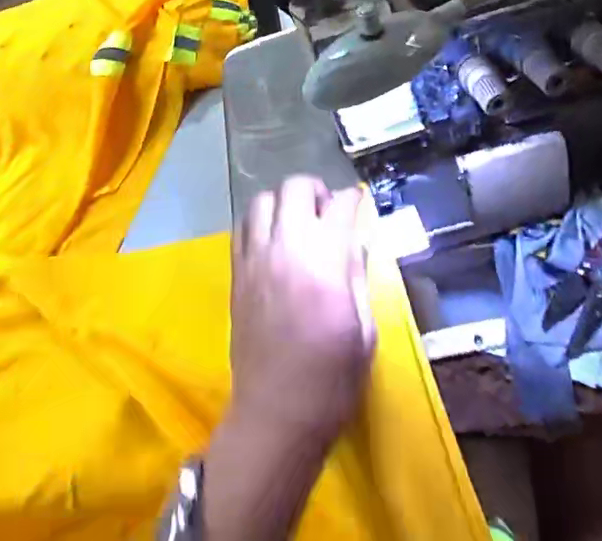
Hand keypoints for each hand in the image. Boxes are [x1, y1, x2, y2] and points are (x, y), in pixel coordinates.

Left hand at [230, 175, 375, 449]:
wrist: (277, 412)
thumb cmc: (332, 377)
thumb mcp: (364, 328)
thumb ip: (356, 274)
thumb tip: (354, 239)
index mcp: (324, 262)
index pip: (339, 207)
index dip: (352, 199)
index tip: (357, 203)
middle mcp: (286, 248)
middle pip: (295, 189)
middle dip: (316, 190)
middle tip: (328, 211)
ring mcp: (255, 258)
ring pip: (262, 200)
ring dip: (284, 201)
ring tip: (298, 220)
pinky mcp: (236, 273)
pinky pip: (242, 227)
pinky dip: (259, 220)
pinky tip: (273, 238)